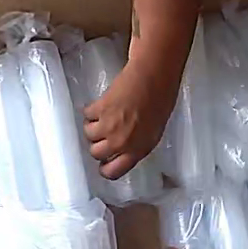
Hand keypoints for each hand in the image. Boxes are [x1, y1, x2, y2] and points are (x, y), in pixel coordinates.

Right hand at [85, 60, 180, 178]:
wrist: (154, 77)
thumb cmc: (160, 101)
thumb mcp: (153, 132)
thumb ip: (136, 145)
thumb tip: (121, 150)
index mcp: (137, 150)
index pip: (113, 172)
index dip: (105, 168)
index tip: (103, 163)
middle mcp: (121, 142)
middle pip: (96, 153)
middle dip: (98, 144)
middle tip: (103, 134)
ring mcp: (109, 126)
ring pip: (88, 134)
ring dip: (93, 125)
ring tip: (103, 116)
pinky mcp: (100, 109)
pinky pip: (87, 115)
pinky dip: (91, 111)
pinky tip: (102, 105)